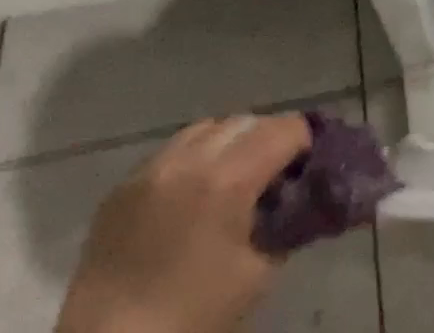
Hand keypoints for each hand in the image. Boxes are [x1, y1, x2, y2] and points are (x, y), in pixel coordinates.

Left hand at [56, 114, 311, 332]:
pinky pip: (170, 152)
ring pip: (205, 128)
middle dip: (270, 138)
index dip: (306, 142)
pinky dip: (194, 158)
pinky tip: (195, 193)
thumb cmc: (193, 313)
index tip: (312, 165)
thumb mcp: (258, 273)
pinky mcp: (121, 187)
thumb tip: (302, 201)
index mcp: (227, 179)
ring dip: (230, 142)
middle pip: (245, 121)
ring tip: (236, 177)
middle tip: (280, 173)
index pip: (284, 129)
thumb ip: (287, 225)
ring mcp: (149, 169)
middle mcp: (188, 159)